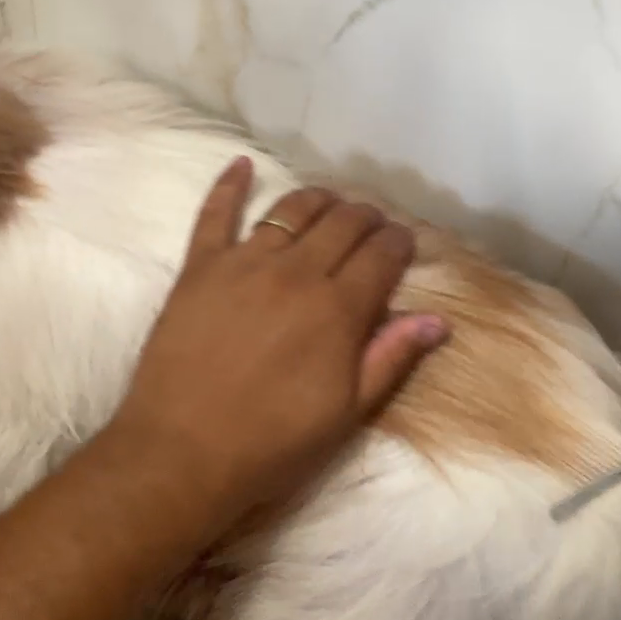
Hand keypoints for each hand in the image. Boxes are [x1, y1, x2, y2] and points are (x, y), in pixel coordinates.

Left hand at [107, 158, 446, 536]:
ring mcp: (244, 263)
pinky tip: (241, 164)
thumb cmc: (273, 444)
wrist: (182, 455)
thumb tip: (438, 319)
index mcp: (337, 309)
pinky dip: (229, 185)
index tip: (404, 242)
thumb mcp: (347, 413)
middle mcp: (296, 272)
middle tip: (372, 224)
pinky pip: (215, 214)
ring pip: (291, 210)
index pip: (381, 255)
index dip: (399, 242)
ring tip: (330, 201)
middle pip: (342, 223)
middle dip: (366, 217)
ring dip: (318, 199)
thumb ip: (391, 358)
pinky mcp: (200, 266)